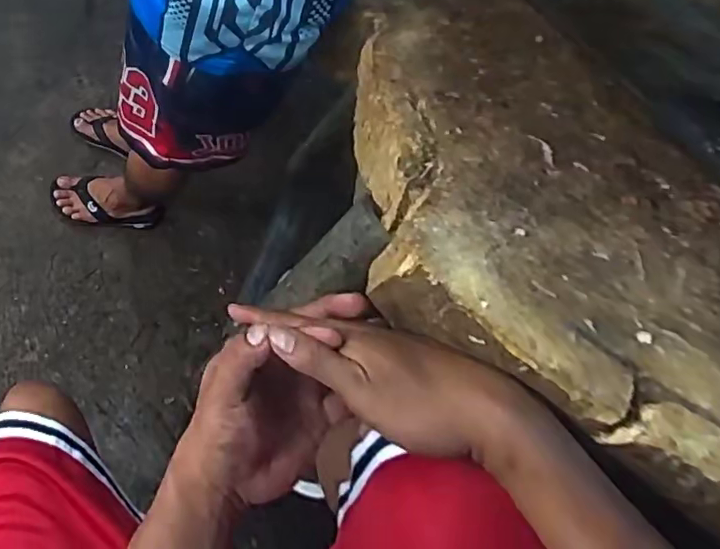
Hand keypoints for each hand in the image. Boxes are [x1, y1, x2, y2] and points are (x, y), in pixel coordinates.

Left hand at [168, 293, 371, 507]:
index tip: (333, 326)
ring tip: (378, 341)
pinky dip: (357, 390)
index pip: (287, 325)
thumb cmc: (214, 432)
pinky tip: (375, 384)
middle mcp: (284, 362)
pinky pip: (341, 398)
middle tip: (364, 310)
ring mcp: (303, 389)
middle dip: (337, 321)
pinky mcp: (318, 417)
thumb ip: (239, 360)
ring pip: (331, 361)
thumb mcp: (221, 393)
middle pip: (313, 336)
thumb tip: (264, 328)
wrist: (225, 486)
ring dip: (351, 350)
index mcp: (259, 349)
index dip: (309, 320)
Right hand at [226, 303, 545, 466]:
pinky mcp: (401, 359)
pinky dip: (332, 352)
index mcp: (350, 337)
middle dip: (282, 321)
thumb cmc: (418, 405)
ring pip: (335, 335)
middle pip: (313, 323)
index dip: (263, 318)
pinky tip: (335, 362)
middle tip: (252, 320)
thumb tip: (275, 331)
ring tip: (284, 337)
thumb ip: (317, 360)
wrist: (486, 411)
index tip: (233, 308)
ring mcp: (386, 343)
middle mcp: (365, 331)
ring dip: (306, 335)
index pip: (295, 323)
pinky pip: (353, 348)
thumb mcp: (360, 389)